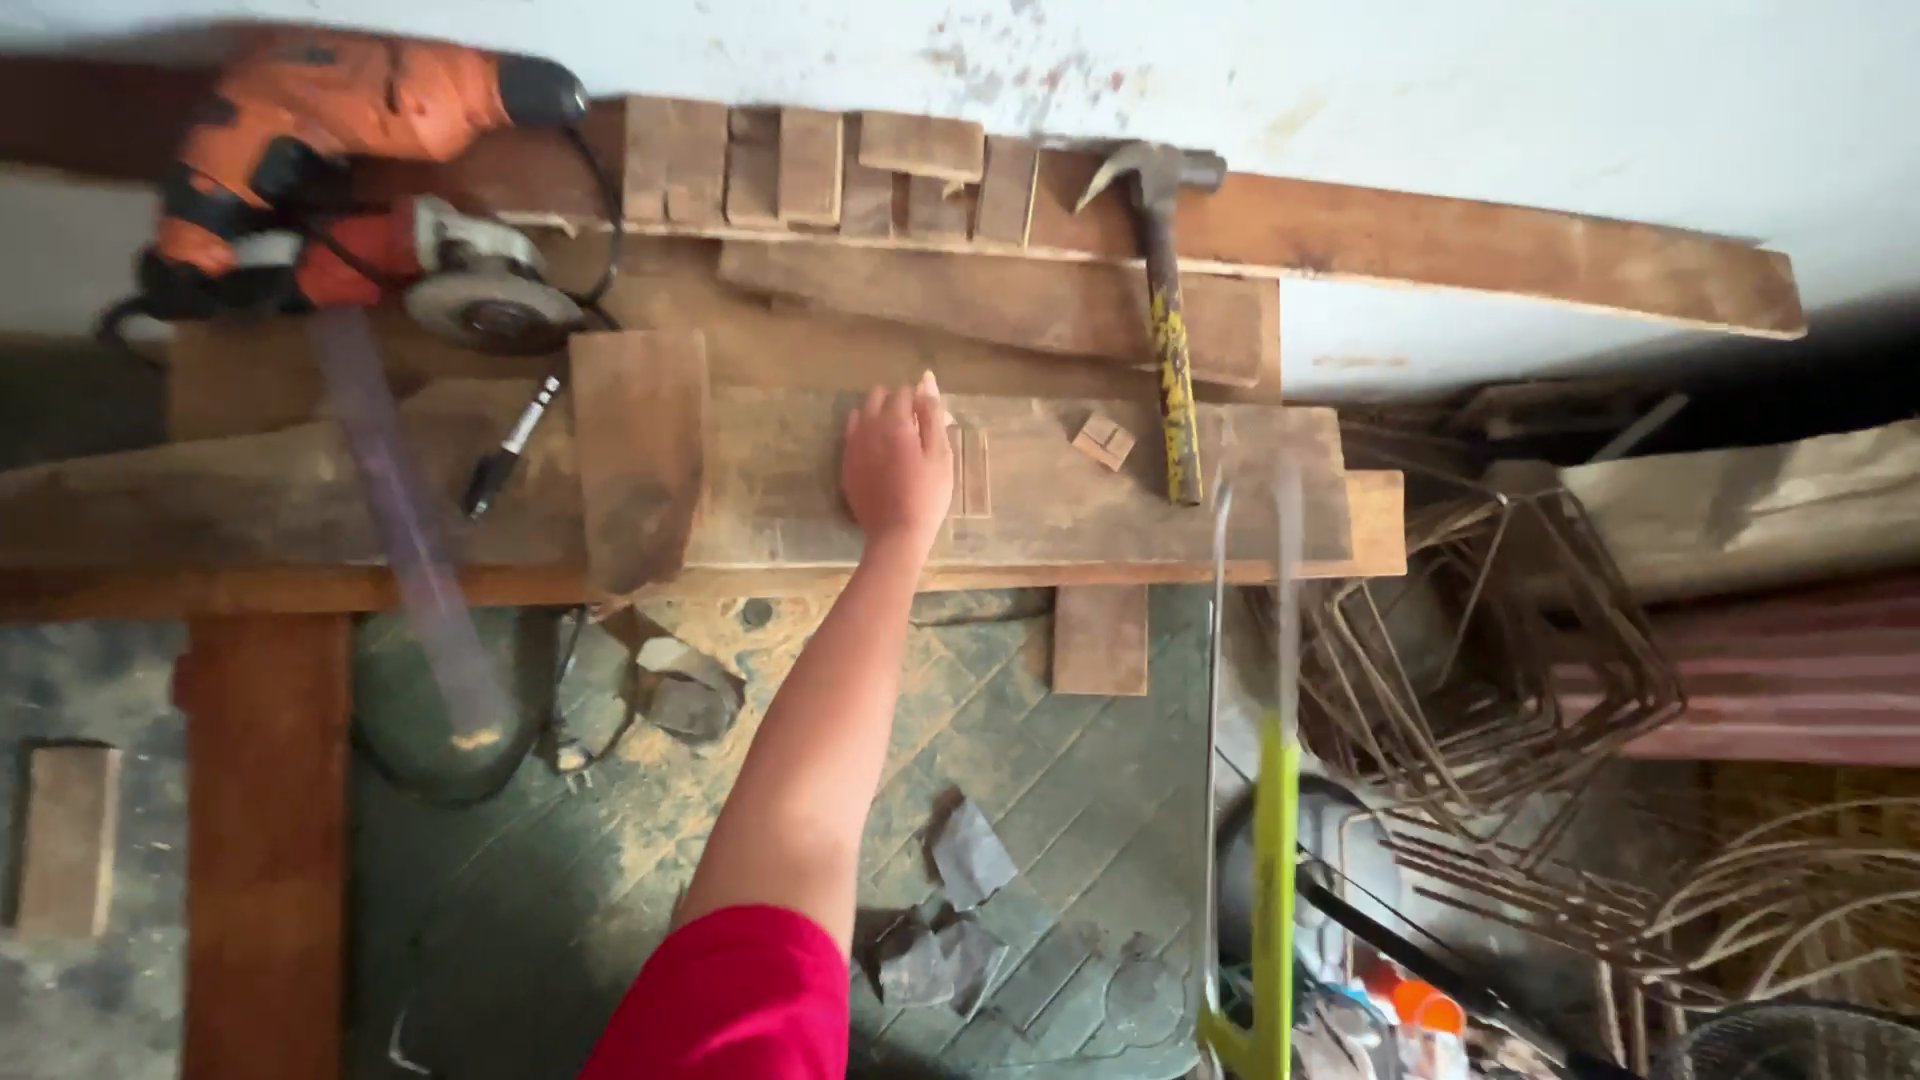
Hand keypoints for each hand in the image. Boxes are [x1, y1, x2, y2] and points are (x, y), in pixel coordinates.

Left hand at [842, 371, 952, 558]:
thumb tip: (925, 380)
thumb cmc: (927, 494)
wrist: (897, 534)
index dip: (922, 402)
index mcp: (894, 422)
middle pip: (878, 396)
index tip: (933, 422)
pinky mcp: (846, 465)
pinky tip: (880, 455)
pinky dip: (865, 436)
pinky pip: (852, 436)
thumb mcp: (940, 453)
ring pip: (862, 414)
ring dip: (878, 417)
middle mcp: (867, 427)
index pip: (904, 392)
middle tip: (915, 429)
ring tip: (897, 441)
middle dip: (897, 404)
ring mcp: (852, 446)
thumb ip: (931, 414)